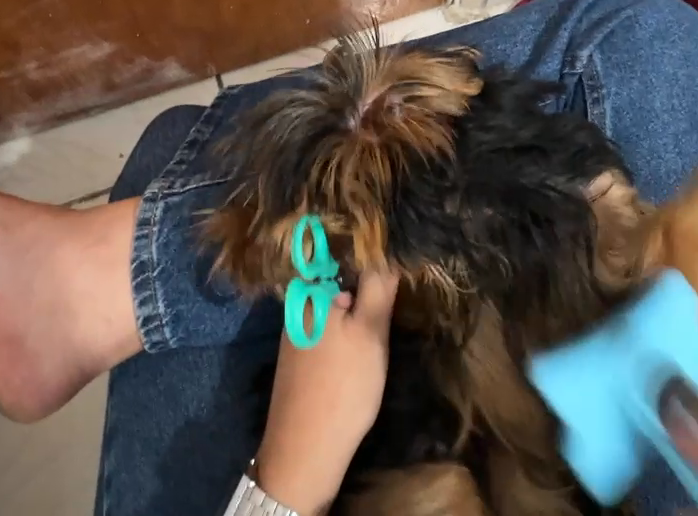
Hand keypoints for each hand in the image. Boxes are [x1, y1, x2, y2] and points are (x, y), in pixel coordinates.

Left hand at [254, 269, 399, 513]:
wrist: (305, 450)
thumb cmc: (343, 384)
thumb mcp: (371, 332)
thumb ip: (378, 286)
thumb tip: (384, 247)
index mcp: (311, 289)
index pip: (346, 252)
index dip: (374, 250)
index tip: (399, 252)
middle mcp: (299, 302)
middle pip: (341, 276)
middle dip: (367, 278)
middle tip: (399, 284)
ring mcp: (298, 328)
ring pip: (336, 302)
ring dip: (359, 302)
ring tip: (387, 309)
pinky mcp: (300, 352)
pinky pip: (329, 323)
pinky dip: (347, 324)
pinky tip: (363, 339)